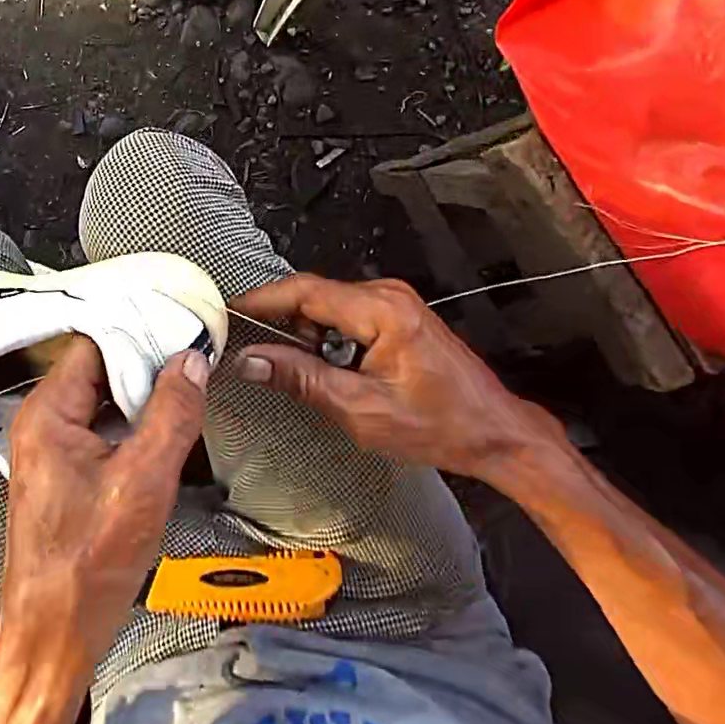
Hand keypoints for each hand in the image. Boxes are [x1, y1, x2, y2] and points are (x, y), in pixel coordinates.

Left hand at [0, 338, 209, 723]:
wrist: (54, 636)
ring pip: (102, 397)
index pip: (93, 343)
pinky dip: (132, 421)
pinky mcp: (66, 471)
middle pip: (98, 367)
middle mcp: (42, 425)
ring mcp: (52, 449)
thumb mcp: (143, 482)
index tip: (173, 328)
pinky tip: (160, 429)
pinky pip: (101, 426)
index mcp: (47, 416)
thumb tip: (189, 366)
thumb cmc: (82, 573)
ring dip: (140, 394)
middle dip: (144, 363)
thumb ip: (171, 415)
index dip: (137, 331)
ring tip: (180, 390)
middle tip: (186, 358)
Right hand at [230, 274, 564, 481]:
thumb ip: (301, 379)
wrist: (494, 432)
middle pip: (312, 294)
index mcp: (382, 311)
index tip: (231, 313)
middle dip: (280, 323)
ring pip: (325, 306)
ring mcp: (393, 304)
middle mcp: (387, 296)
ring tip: (301, 371)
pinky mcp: (394, 316)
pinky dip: (324, 337)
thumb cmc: (442, 424)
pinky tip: (327, 368)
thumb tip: (254, 361)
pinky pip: (343, 315)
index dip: (261, 301)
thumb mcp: (360, 409)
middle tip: (256, 353)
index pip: (304, 291)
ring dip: (303, 334)